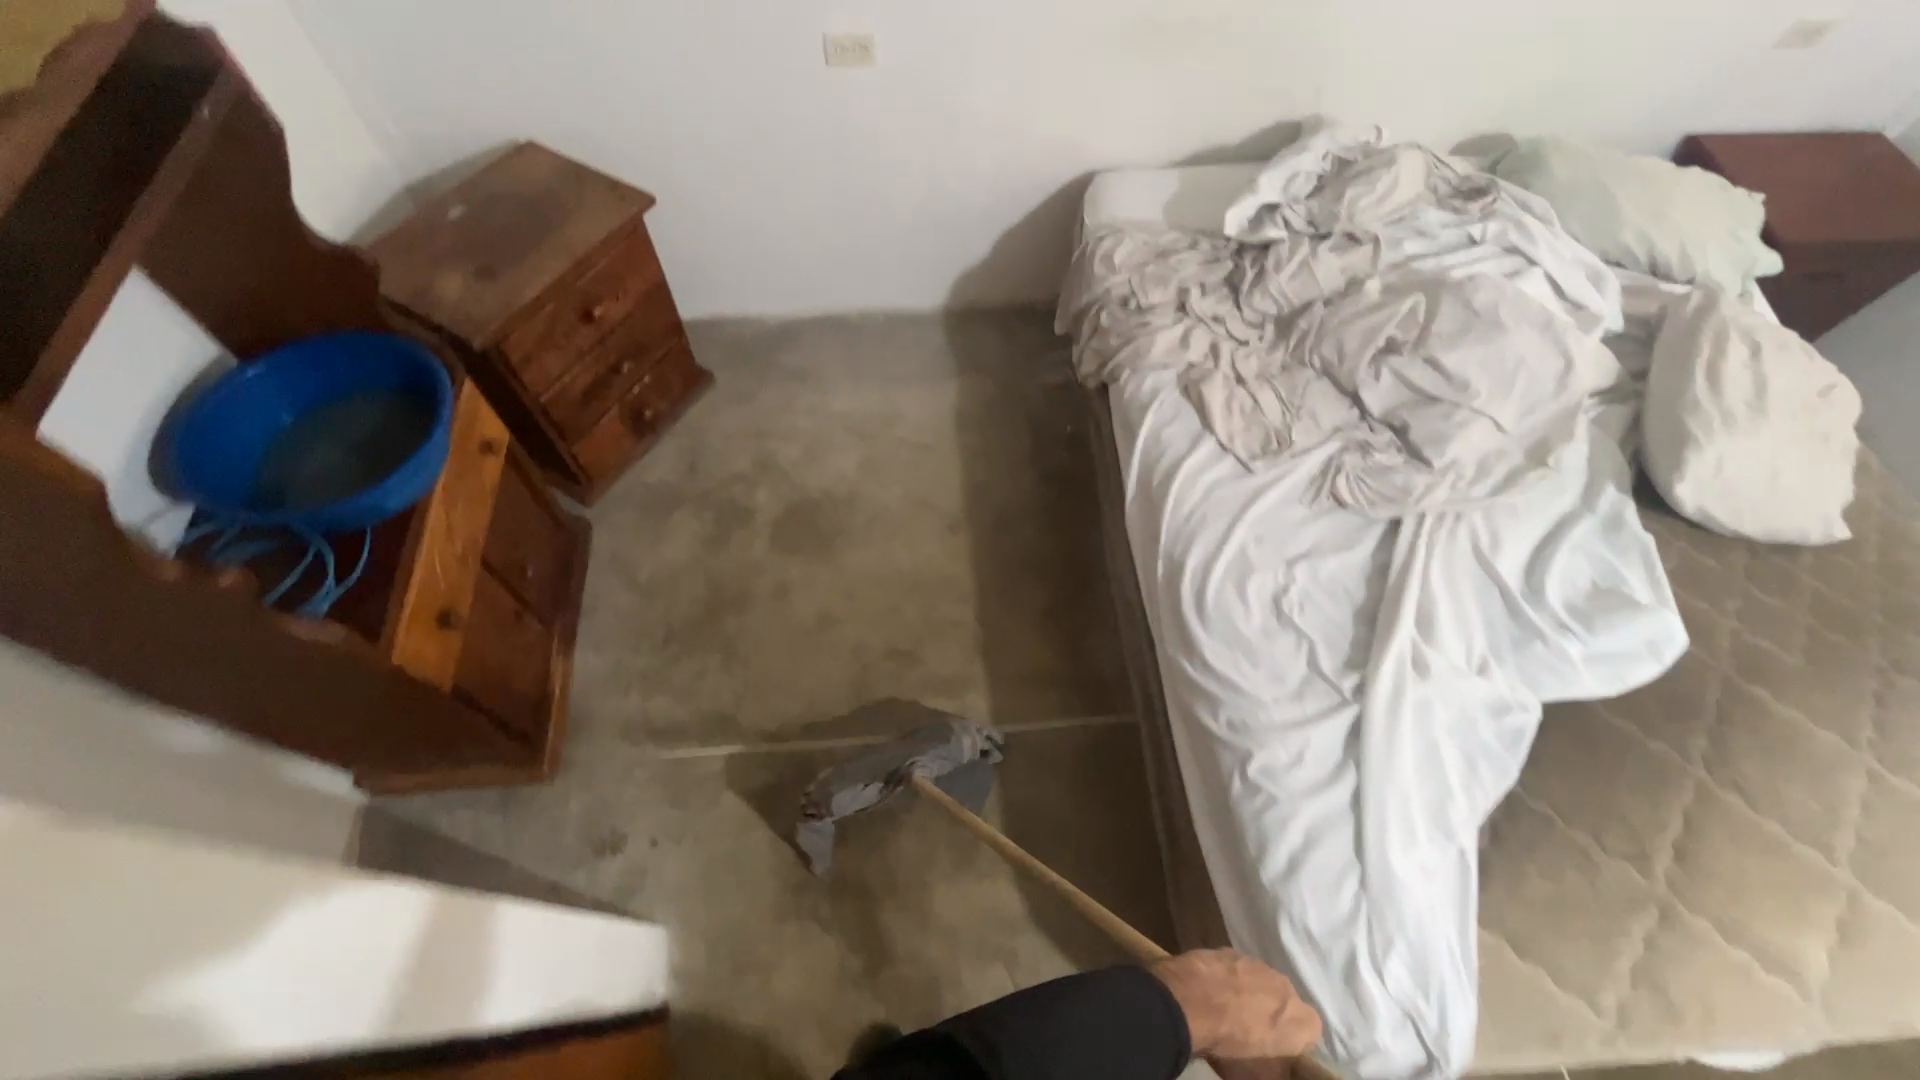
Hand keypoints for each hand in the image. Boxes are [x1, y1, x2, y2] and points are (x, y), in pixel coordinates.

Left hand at [1150, 949, 1322, 1066]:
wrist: (1193, 1004)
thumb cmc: (1235, 1048)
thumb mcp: (1263, 1076)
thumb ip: (1278, 1070)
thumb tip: (1276, 1066)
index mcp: (1304, 1020)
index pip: (1308, 1034)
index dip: (1290, 1043)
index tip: (1272, 1051)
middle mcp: (1286, 986)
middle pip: (1281, 1003)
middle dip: (1268, 1014)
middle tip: (1246, 1031)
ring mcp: (1256, 963)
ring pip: (1257, 983)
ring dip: (1246, 994)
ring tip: (1222, 1011)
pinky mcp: (1228, 951)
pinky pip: (1232, 970)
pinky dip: (1224, 979)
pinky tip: (1207, 992)